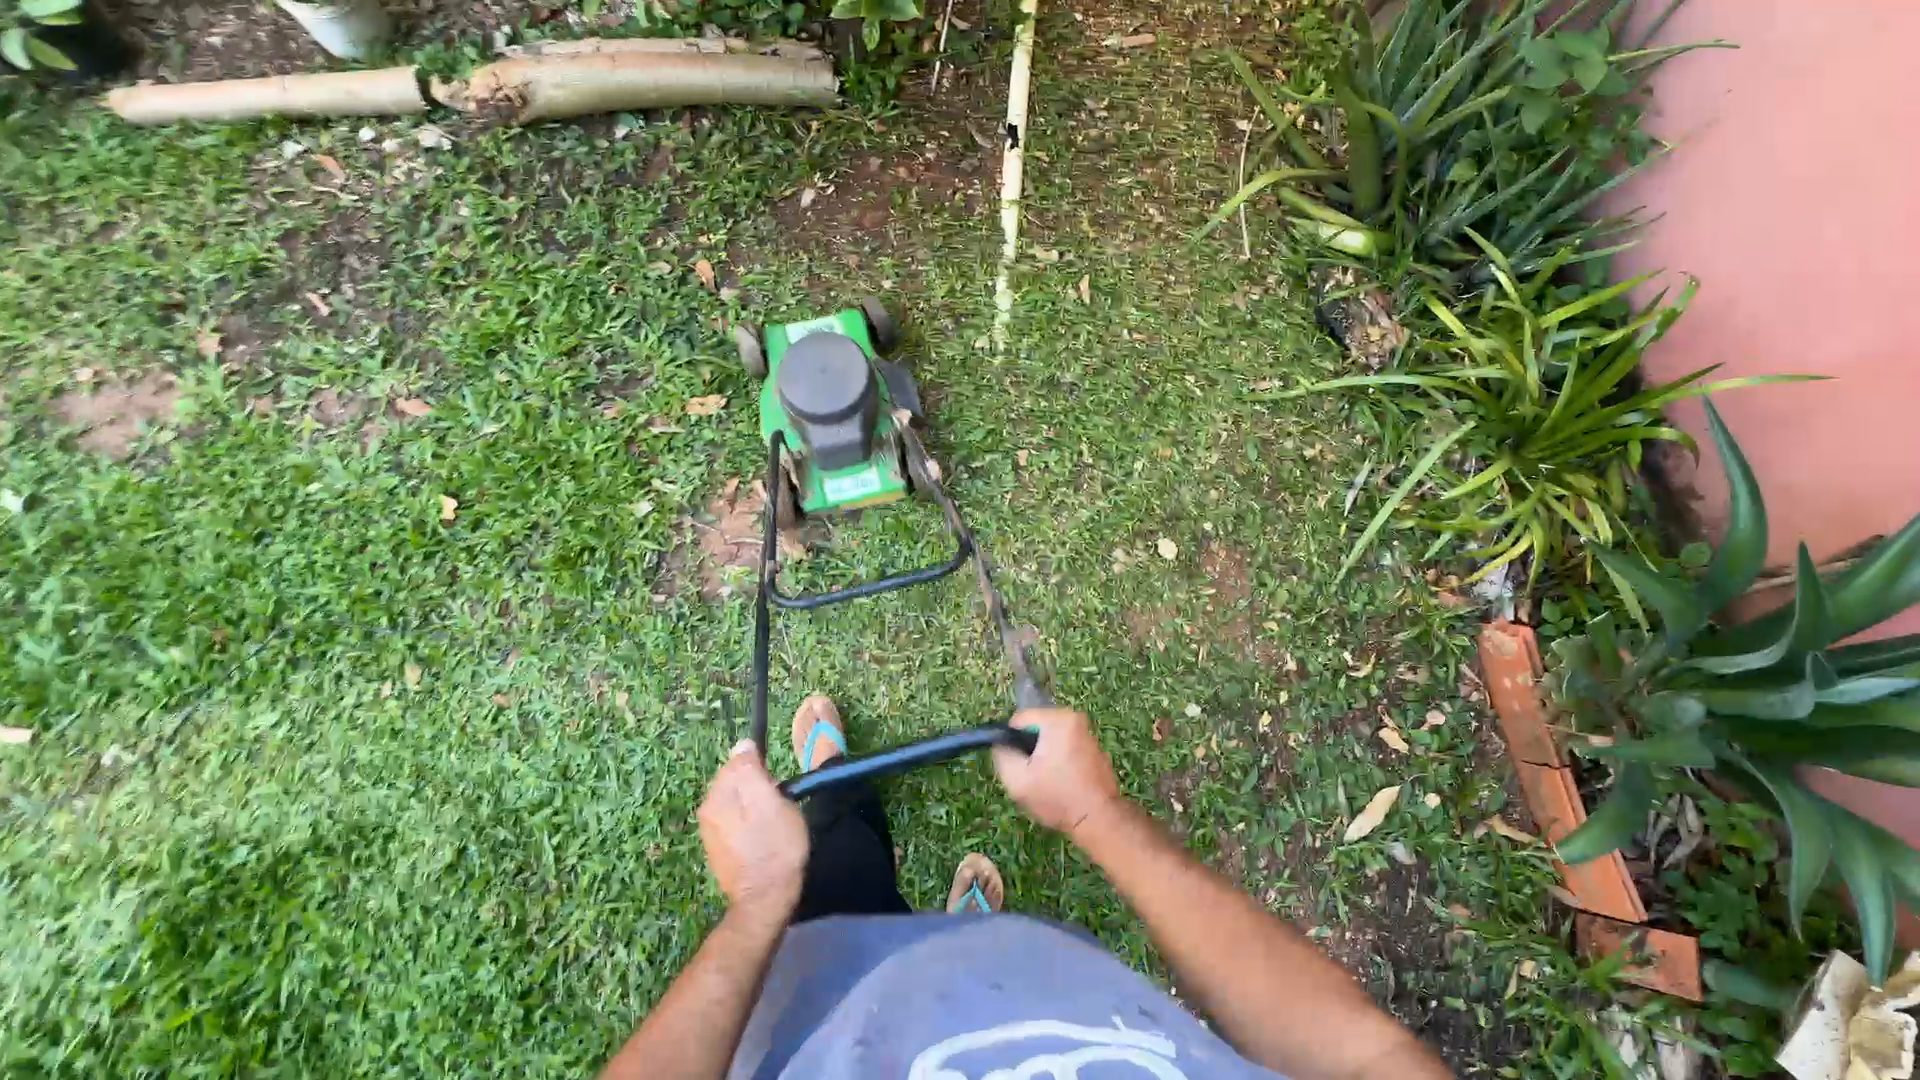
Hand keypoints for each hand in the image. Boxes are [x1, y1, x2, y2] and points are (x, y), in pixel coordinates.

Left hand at [698, 740, 808, 920]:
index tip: (777, 789)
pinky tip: (764, 840)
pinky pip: (736, 824)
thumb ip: (751, 770)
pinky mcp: (719, 851)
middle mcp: (706, 813)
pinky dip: (751, 825)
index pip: (737, 762)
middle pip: (735, 783)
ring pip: (737, 804)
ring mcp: (711, 834)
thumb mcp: (770, 801)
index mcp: (716, 797)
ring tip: (774, 826)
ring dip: (755, 808)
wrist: (766, 901)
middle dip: (757, 789)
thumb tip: (742, 744)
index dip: (762, 771)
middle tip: (778, 809)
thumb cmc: (775, 847)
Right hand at [992, 708, 1124, 837]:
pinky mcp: (1095, 750)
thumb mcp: (1017, 779)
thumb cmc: (1056, 797)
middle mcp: (1076, 719)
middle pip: (1036, 729)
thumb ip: (1002, 754)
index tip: (1018, 764)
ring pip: (1051, 740)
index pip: (1020, 720)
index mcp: (1058, 719)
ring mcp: (1088, 734)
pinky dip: (1060, 762)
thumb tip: (1001, 744)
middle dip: (1029, 750)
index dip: (1012, 742)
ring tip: (1046, 783)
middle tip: (1031, 776)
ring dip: (1044, 757)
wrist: (1098, 820)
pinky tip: (1061, 784)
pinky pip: (1066, 749)